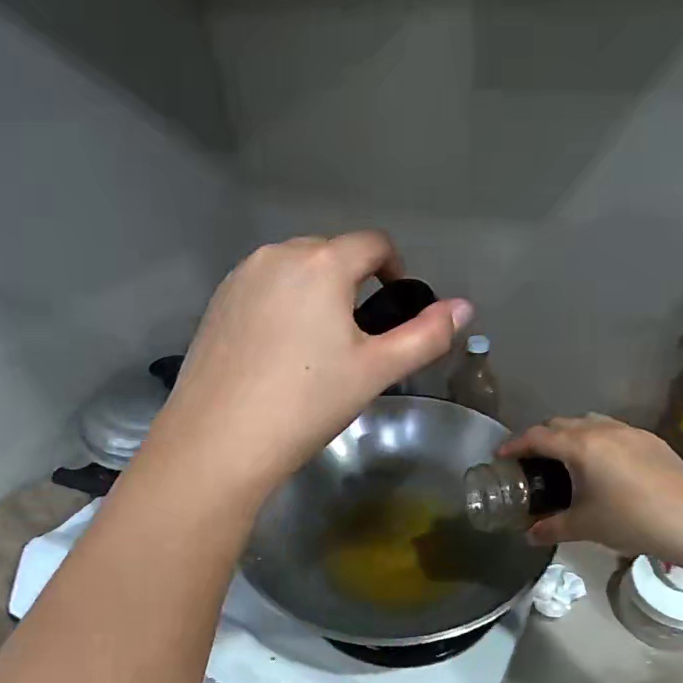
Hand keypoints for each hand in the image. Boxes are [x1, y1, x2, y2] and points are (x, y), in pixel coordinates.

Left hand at [144, 231, 471, 498]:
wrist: (221, 440)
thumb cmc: (310, 401)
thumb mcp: (379, 370)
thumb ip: (427, 335)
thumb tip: (464, 307)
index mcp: (322, 263)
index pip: (374, 243)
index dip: (396, 269)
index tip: (397, 310)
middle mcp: (277, 254)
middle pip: (333, 253)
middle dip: (356, 282)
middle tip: (363, 338)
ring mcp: (240, 276)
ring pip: (297, 269)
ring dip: (320, 292)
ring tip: (323, 348)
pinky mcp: (217, 301)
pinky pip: (267, 287)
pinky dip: (287, 305)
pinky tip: (284, 354)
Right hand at [499, 415, 682, 568]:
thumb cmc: (632, 521)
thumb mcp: (585, 526)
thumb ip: (552, 527)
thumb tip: (529, 535)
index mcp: (581, 445)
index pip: (538, 436)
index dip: (516, 444)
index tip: (502, 455)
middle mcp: (604, 429)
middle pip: (563, 424)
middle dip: (543, 438)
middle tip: (532, 461)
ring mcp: (631, 432)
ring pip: (591, 423)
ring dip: (573, 436)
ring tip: (567, 461)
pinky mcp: (652, 441)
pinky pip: (615, 432)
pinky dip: (598, 441)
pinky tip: (605, 466)